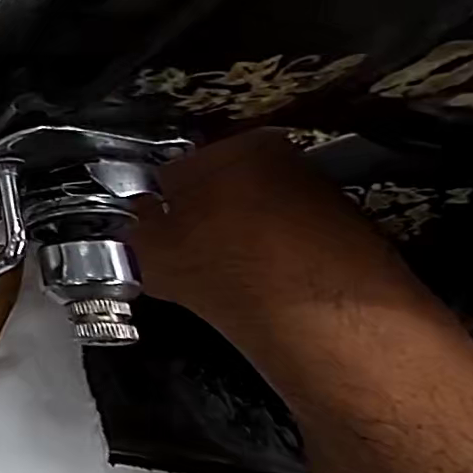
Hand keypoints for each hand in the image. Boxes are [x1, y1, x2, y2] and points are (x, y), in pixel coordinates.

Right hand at [132, 131, 439, 337]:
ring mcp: (320, 193)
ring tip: (205, 268)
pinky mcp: (348, 230)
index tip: (137, 214)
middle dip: (189, 208)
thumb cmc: (239, 273)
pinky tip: (245, 282)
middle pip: (212, 179)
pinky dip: (262, 252)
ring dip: (226, 230)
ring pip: (248, 206)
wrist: (329, 325)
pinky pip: (283, 233)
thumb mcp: (147, 248)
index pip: (166, 160)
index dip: (143, 191)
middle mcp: (282, 157)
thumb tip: (124, 222)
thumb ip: (129, 223)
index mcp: (228, 146)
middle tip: (167, 242)